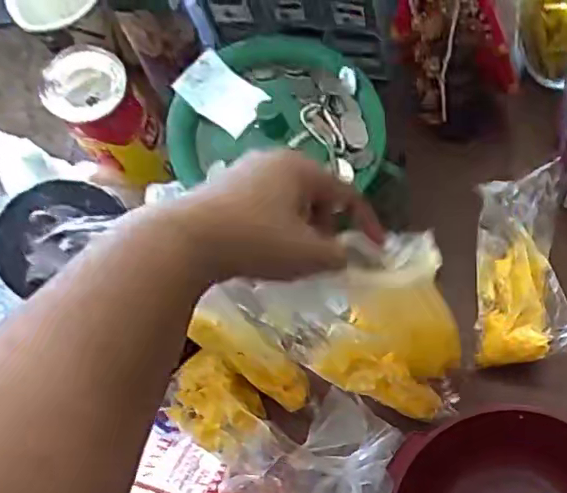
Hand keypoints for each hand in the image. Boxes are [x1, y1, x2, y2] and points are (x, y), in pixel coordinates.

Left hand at [156, 151, 384, 282]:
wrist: (189, 240)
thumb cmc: (258, 243)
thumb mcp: (309, 255)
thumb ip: (340, 256)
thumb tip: (350, 255)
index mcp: (302, 168)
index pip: (348, 193)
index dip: (367, 223)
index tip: (377, 249)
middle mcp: (275, 160)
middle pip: (318, 195)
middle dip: (330, 227)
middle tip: (327, 257)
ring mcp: (246, 171)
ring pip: (291, 202)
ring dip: (303, 230)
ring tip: (296, 259)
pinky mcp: (225, 188)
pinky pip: (267, 207)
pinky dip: (278, 228)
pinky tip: (266, 251)